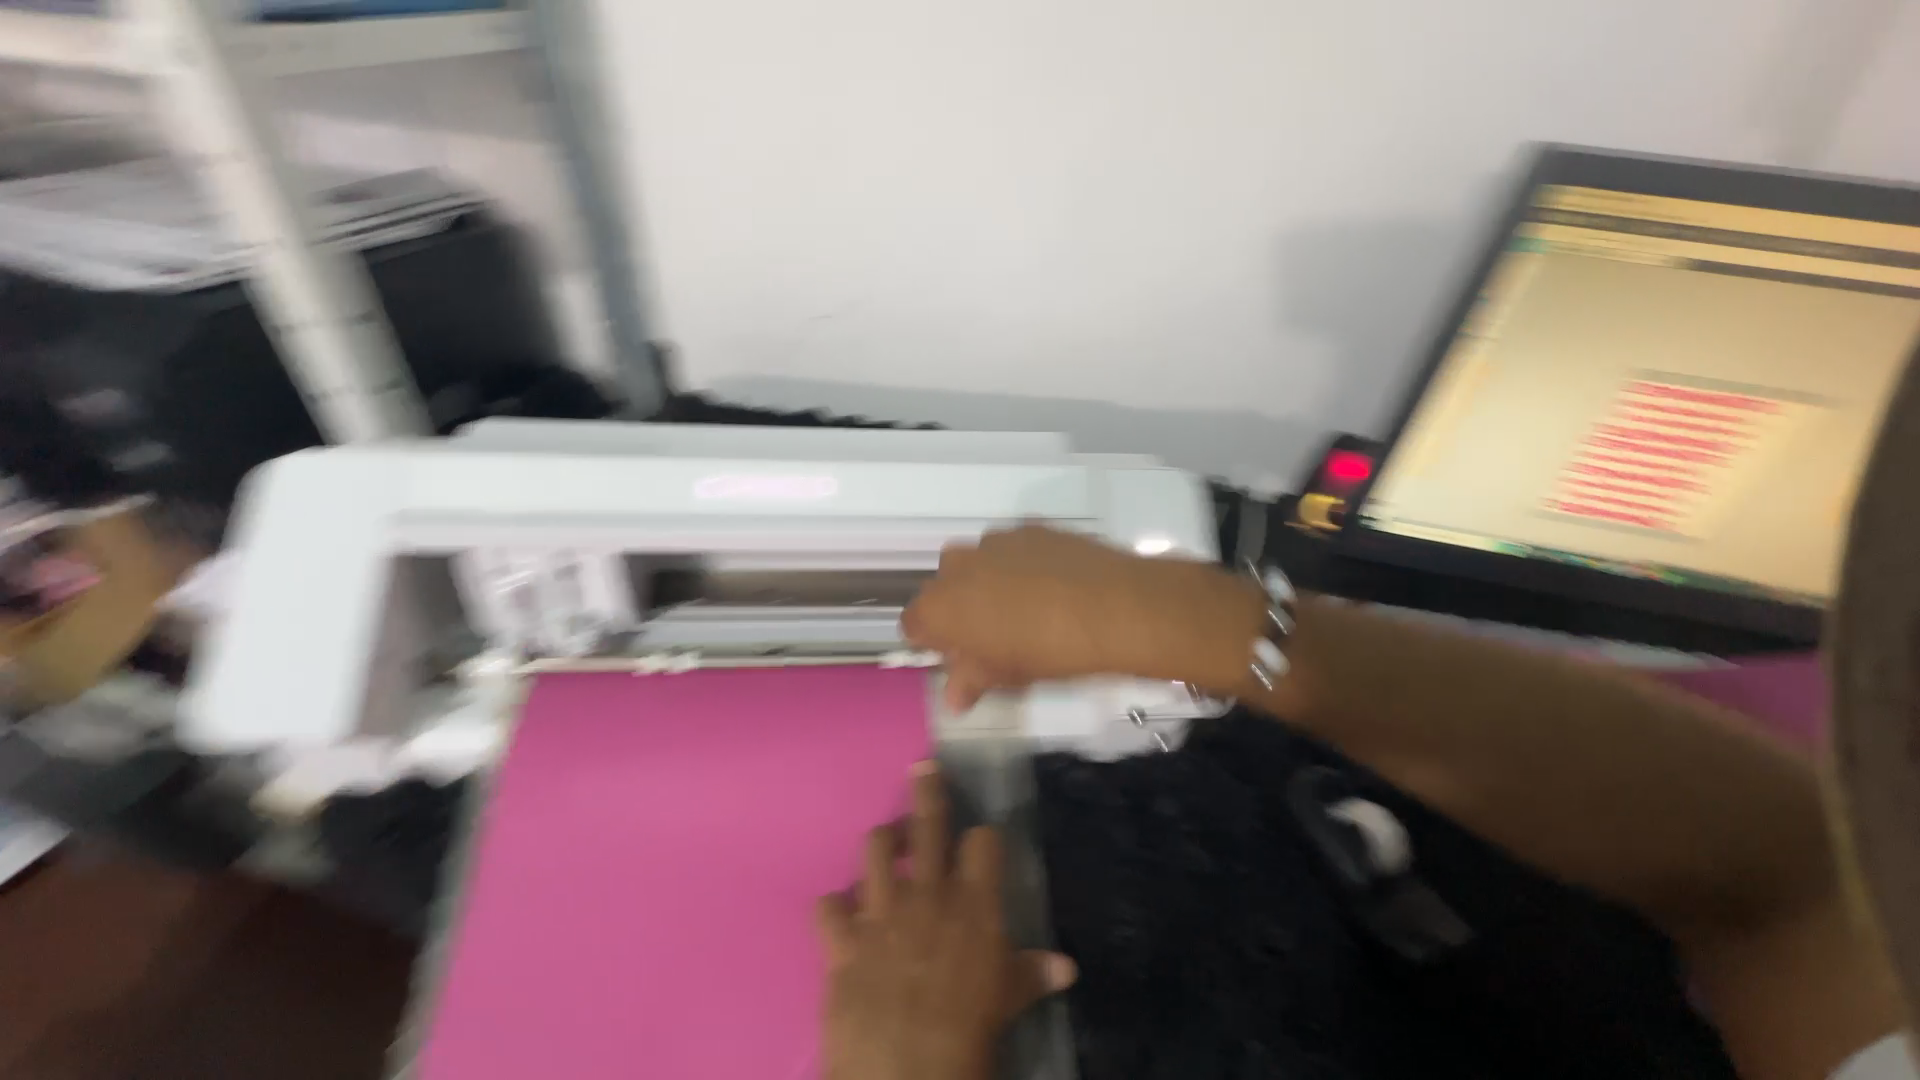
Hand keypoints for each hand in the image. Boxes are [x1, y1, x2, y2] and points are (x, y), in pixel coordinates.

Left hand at [816, 763, 1076, 1079]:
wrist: (906, 1071)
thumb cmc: (970, 1031)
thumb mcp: (1008, 1000)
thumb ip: (1032, 974)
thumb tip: (1067, 967)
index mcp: (973, 903)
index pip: (983, 842)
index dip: (983, 837)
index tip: (980, 837)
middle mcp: (926, 893)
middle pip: (928, 823)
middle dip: (927, 792)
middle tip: (922, 769)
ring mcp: (880, 912)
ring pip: (875, 848)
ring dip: (883, 842)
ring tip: (890, 844)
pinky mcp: (842, 939)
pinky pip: (828, 906)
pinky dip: (834, 907)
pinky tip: (842, 915)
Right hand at [902, 525, 1266, 709]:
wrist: (1114, 607)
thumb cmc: (1049, 652)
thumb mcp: (1007, 677)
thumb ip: (972, 681)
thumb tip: (955, 698)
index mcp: (941, 606)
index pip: (914, 623)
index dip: (935, 642)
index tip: (961, 657)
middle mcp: (958, 565)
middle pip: (946, 589)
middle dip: (963, 609)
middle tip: (996, 637)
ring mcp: (996, 541)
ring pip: (980, 564)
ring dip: (992, 584)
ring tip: (1029, 611)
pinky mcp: (1032, 527)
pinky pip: (1014, 549)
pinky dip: (1023, 565)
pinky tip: (1053, 587)